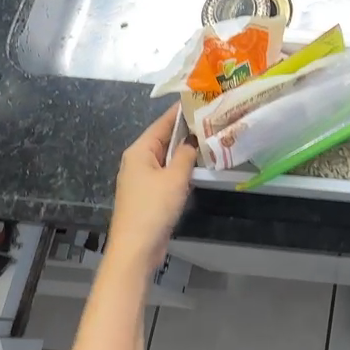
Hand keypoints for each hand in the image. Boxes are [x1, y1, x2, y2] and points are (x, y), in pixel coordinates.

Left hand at [106, 106, 198, 266]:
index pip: (164, 122)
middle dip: (187, 131)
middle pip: (165, 138)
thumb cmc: (153, 208)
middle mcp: (138, 160)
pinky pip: (167, 172)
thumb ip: (186, 154)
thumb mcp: (175, 177)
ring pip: (167, 156)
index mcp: (140, 150)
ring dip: (186, 151)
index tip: (203, 99)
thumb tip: (193, 138)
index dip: (182, 111)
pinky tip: (199, 167)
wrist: (135, 249)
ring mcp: (142, 178)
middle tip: (214, 120)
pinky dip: (181, 168)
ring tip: (211, 140)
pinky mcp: (148, 193)